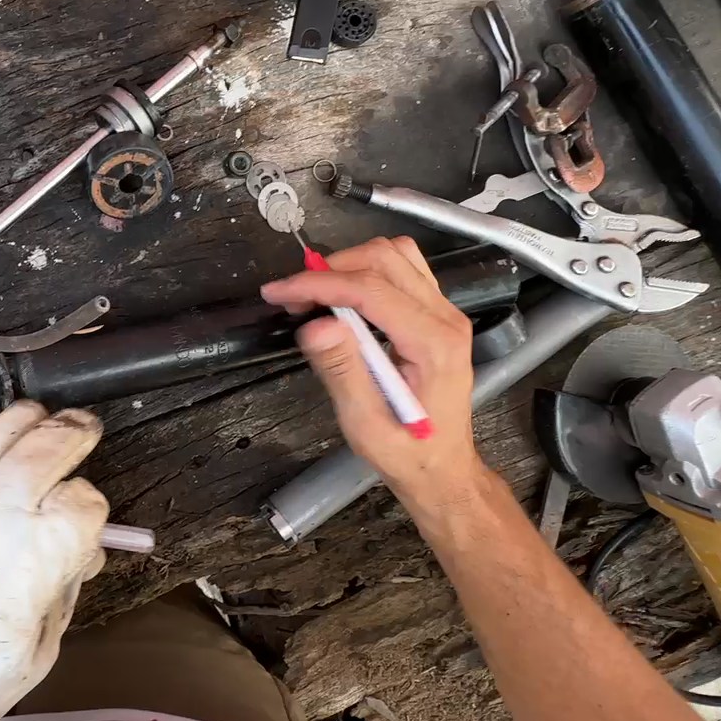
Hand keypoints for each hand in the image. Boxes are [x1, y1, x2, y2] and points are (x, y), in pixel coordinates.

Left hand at [0, 401, 109, 720]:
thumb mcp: (43, 638)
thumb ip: (66, 577)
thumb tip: (85, 539)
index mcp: (27, 566)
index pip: (79, 504)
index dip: (89, 502)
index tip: (85, 508)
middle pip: (38, 453)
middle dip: (67, 433)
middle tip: (81, 426)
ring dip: (21, 422)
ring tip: (37, 418)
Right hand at [262, 236, 485, 504]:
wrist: (443, 466)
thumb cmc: (405, 452)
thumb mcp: (365, 423)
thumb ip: (342, 370)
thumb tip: (316, 325)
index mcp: (431, 343)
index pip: (369, 289)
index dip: (317, 284)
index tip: (276, 292)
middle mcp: (444, 317)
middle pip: (383, 258)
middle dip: (329, 270)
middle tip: (292, 298)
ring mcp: (444, 310)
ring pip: (394, 254)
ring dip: (347, 265)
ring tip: (314, 296)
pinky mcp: (435, 312)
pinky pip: (400, 268)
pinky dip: (363, 271)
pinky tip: (340, 298)